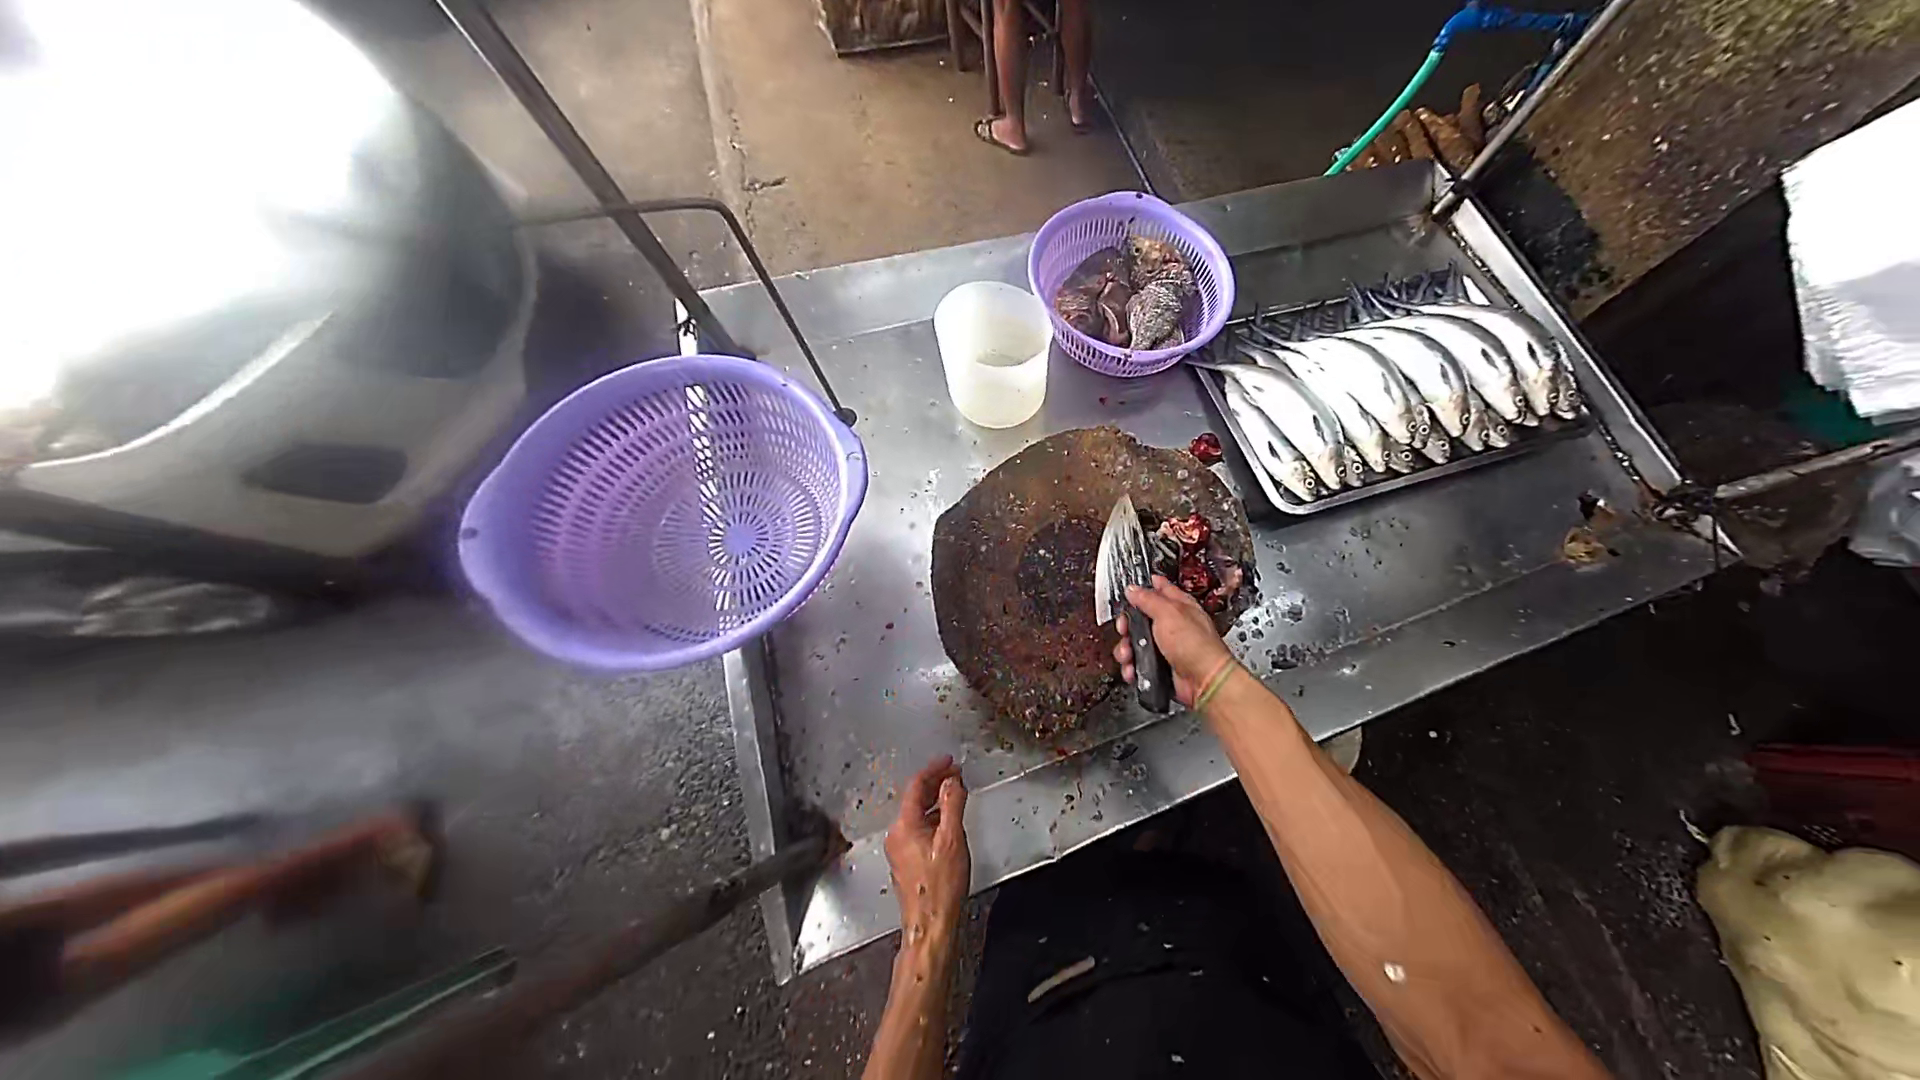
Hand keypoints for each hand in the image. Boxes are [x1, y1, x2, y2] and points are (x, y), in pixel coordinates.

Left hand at [883, 756, 969, 949]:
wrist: (930, 927)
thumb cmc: (940, 887)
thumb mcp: (952, 840)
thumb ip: (952, 805)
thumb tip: (952, 782)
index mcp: (904, 825)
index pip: (916, 785)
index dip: (934, 769)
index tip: (950, 762)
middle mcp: (896, 834)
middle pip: (915, 798)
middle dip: (936, 783)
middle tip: (956, 775)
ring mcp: (899, 848)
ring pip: (917, 813)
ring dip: (936, 801)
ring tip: (956, 794)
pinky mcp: (906, 861)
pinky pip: (918, 828)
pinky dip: (933, 817)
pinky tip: (948, 821)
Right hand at [1113, 575, 1235, 706]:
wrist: (1204, 681)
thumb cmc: (1197, 646)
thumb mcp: (1168, 613)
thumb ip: (1148, 599)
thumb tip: (1133, 589)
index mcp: (1180, 606)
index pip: (1161, 589)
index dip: (1145, 587)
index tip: (1130, 589)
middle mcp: (1173, 625)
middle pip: (1141, 617)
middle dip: (1128, 624)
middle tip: (1125, 628)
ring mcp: (1167, 646)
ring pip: (1136, 641)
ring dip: (1127, 648)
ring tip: (1129, 653)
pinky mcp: (1161, 665)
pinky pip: (1138, 662)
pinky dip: (1132, 666)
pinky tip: (1133, 668)